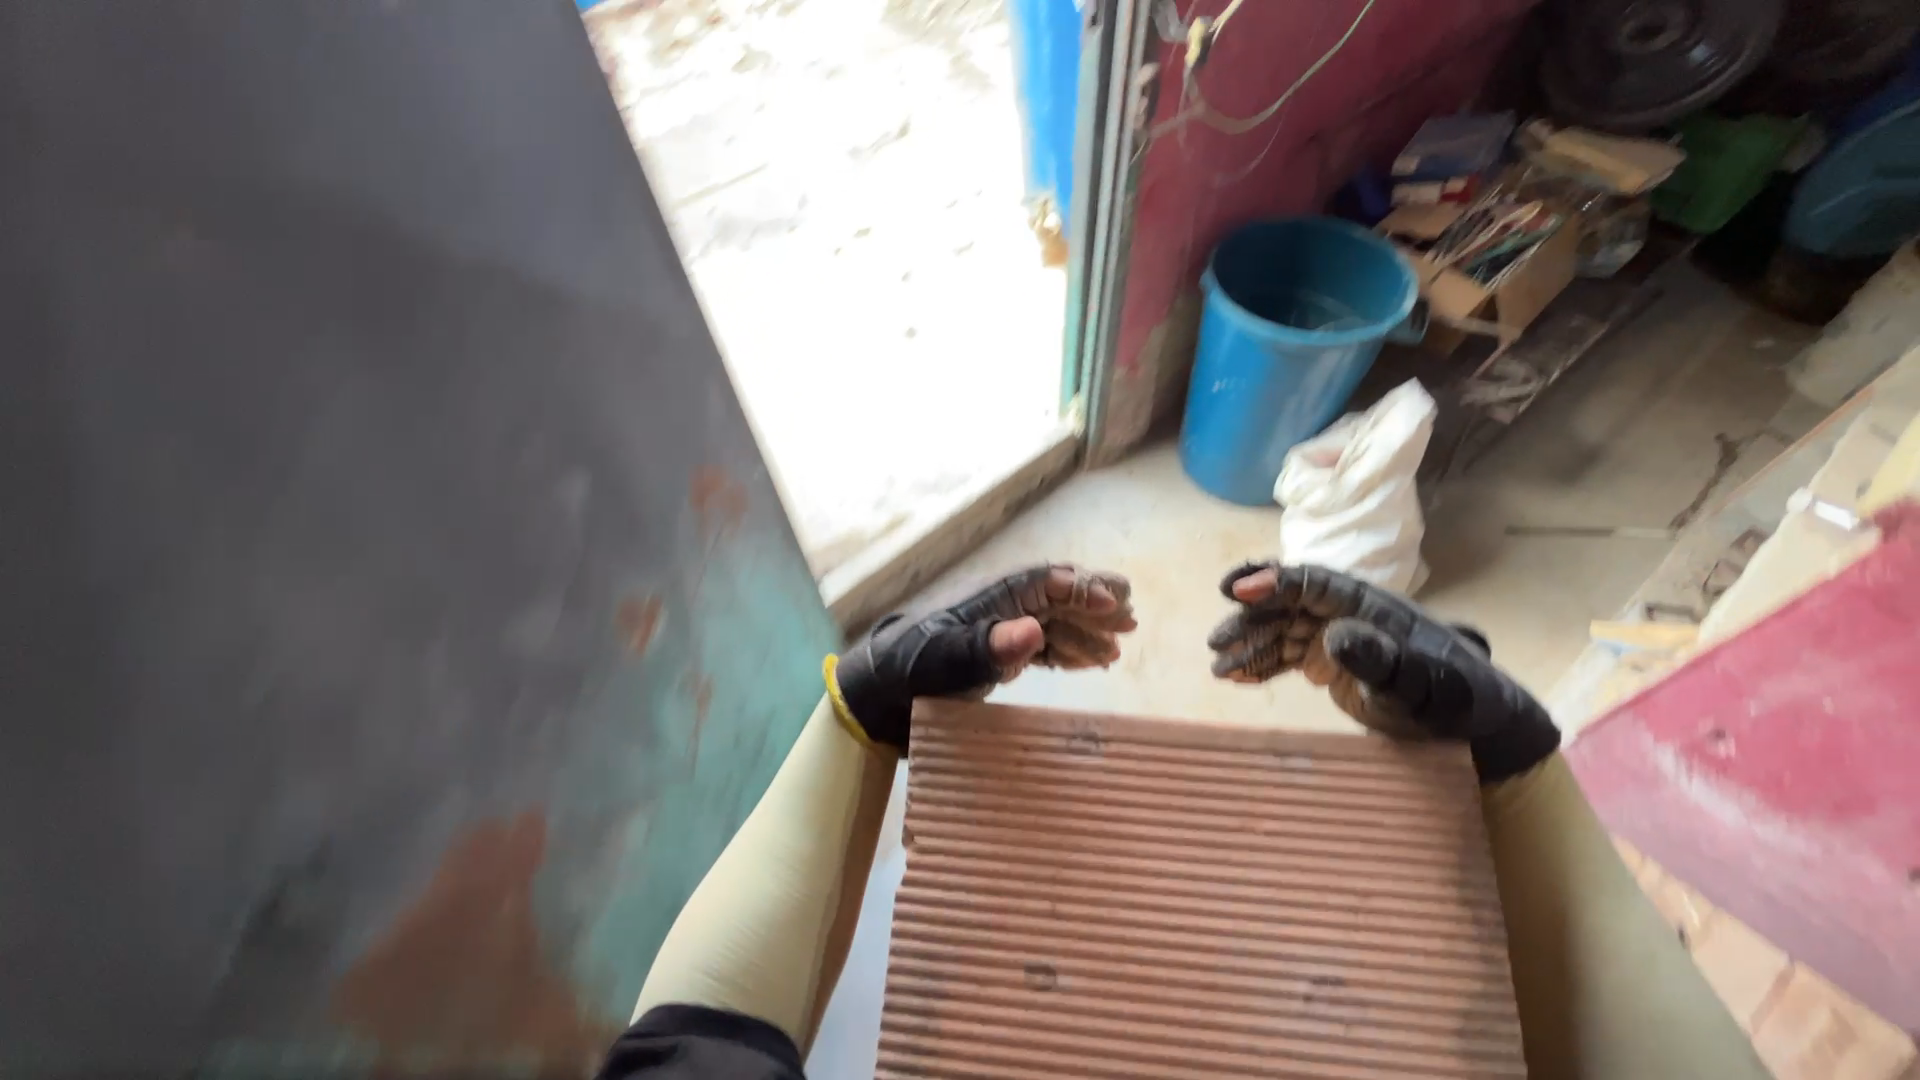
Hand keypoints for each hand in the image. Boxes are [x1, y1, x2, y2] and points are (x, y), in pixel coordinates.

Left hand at [834, 564, 1135, 749]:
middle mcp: (999, 612)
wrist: (875, 699)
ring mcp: (997, 635)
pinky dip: (1067, 653)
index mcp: (990, 601)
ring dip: (1086, 632)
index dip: (1083, 590)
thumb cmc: (910, 673)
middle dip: (1093, 605)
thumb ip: (988, 646)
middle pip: (1056, 599)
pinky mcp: (994, 660)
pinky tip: (1089, 664)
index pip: (1045, 583)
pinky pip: (1041, 649)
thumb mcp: (947, 661)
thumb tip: (1036, 628)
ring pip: (1052, 625)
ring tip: (1118, 646)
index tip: (1116, 605)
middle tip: (1131, 618)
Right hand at [1206, 562, 1557, 782]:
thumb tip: (1334, 634)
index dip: (1272, 582)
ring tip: (1218, 668)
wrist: (1472, 721)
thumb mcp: (1420, 683)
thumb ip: (1381, 658)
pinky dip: (1260, 664)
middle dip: (1248, 619)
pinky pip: (1285, 656)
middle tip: (1215, 642)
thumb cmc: (1452, 698)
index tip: (1236, 590)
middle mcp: (1344, 612)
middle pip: (1285, 605)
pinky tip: (1237, 677)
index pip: (1312, 583)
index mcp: (1367, 604)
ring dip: (1248, 645)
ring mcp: (1333, 635)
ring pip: (1279, 630)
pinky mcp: (1327, 660)